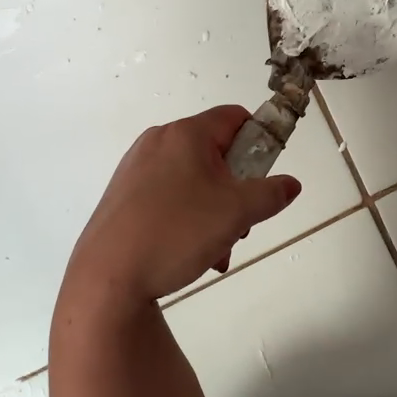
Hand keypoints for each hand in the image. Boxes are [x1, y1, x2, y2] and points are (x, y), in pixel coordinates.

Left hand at [64, 106, 301, 308]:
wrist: (106, 279)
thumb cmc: (177, 233)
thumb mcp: (237, 213)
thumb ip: (271, 194)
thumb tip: (291, 184)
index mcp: (186, 134)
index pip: (234, 117)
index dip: (258, 140)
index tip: (263, 176)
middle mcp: (158, 141)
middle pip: (214, 152)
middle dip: (235, 188)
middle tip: (239, 224)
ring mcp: (135, 169)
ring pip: (192, 180)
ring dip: (213, 210)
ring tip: (214, 250)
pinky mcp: (121, 196)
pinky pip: (167, 197)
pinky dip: (185, 218)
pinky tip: (187, 255)